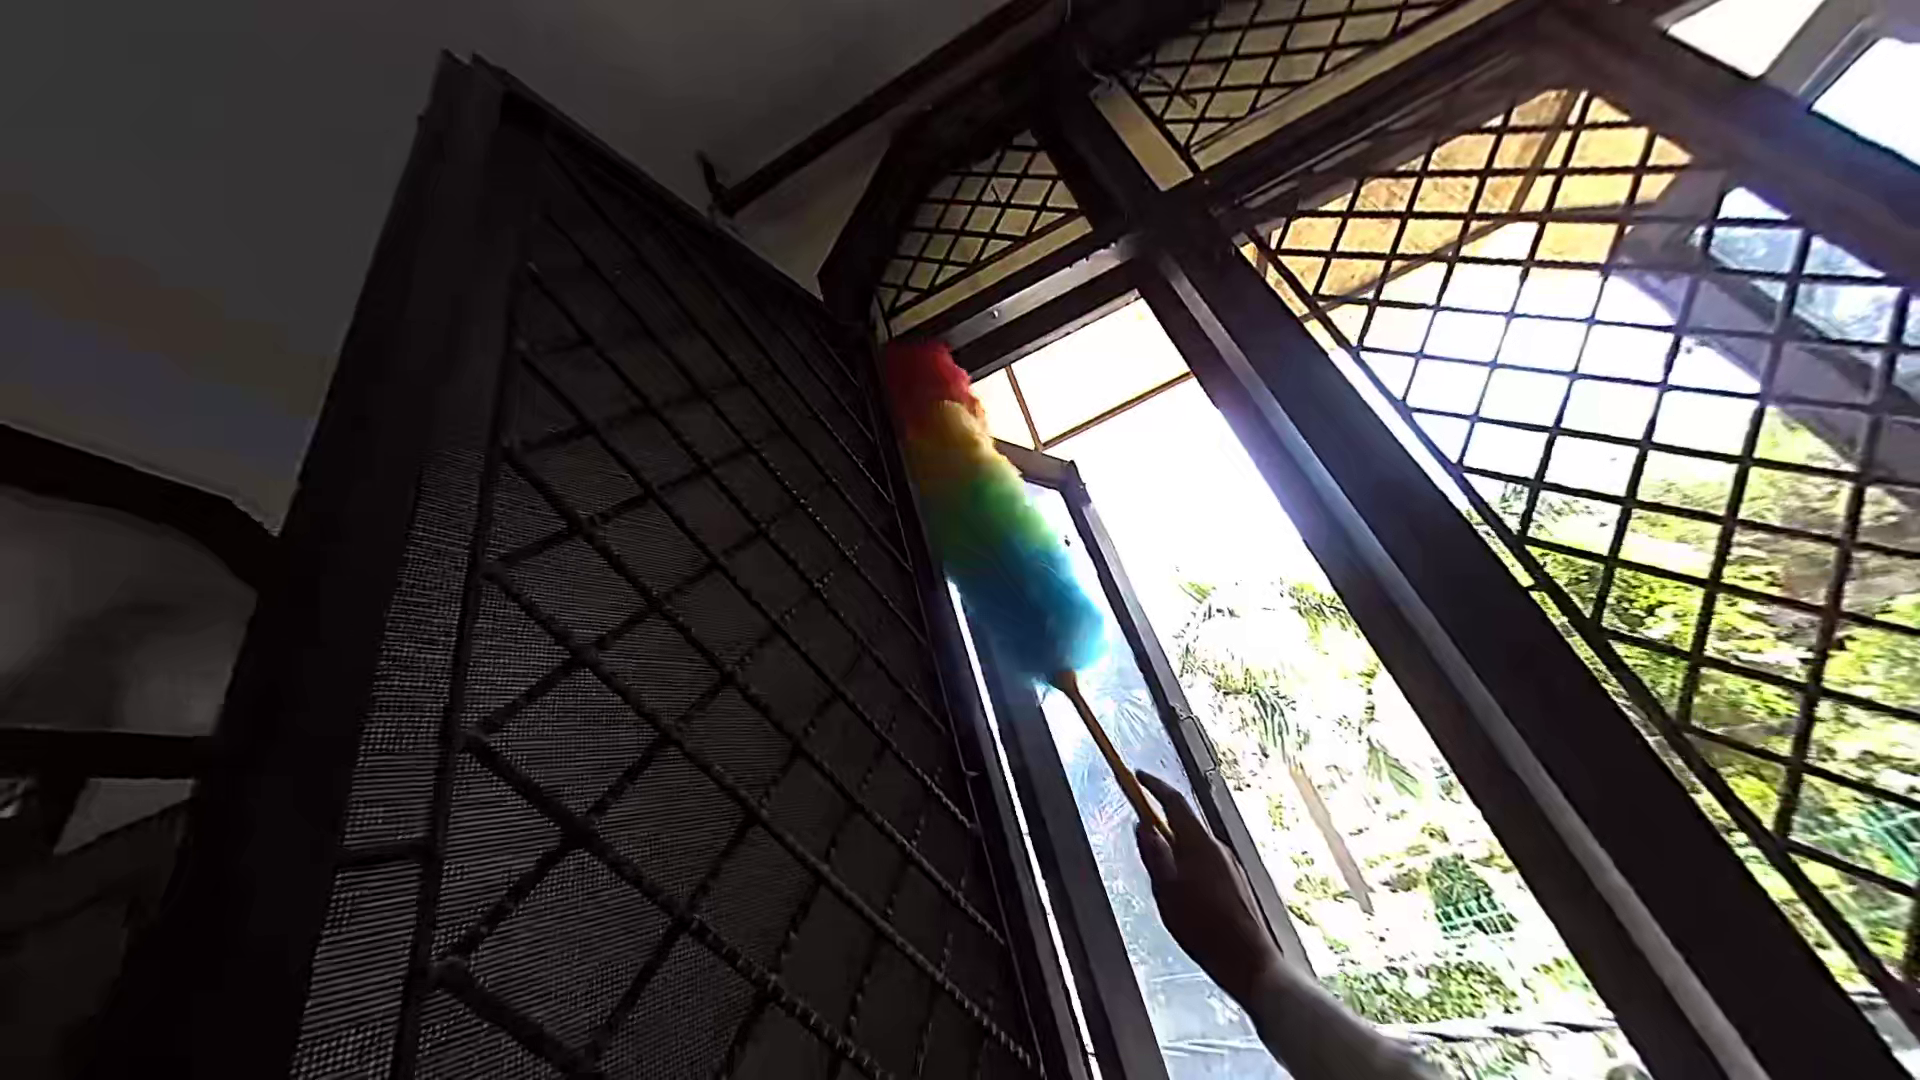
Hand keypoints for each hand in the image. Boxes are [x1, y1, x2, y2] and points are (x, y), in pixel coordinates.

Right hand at [1134, 770, 1283, 1002]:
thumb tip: (1142, 825)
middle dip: (1161, 823)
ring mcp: (1229, 864)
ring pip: (1194, 845)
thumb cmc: (1204, 928)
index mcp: (1198, 842)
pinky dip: (1188, 864)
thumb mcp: (1166, 891)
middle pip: (1184, 822)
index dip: (1154, 785)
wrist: (1252, 966)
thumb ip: (1153, 854)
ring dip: (1175, 848)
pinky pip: (1205, 861)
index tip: (1138, 776)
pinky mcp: (1236, 882)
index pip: (1174, 800)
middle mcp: (1217, 846)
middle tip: (1142, 835)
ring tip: (1162, 879)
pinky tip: (1184, 894)